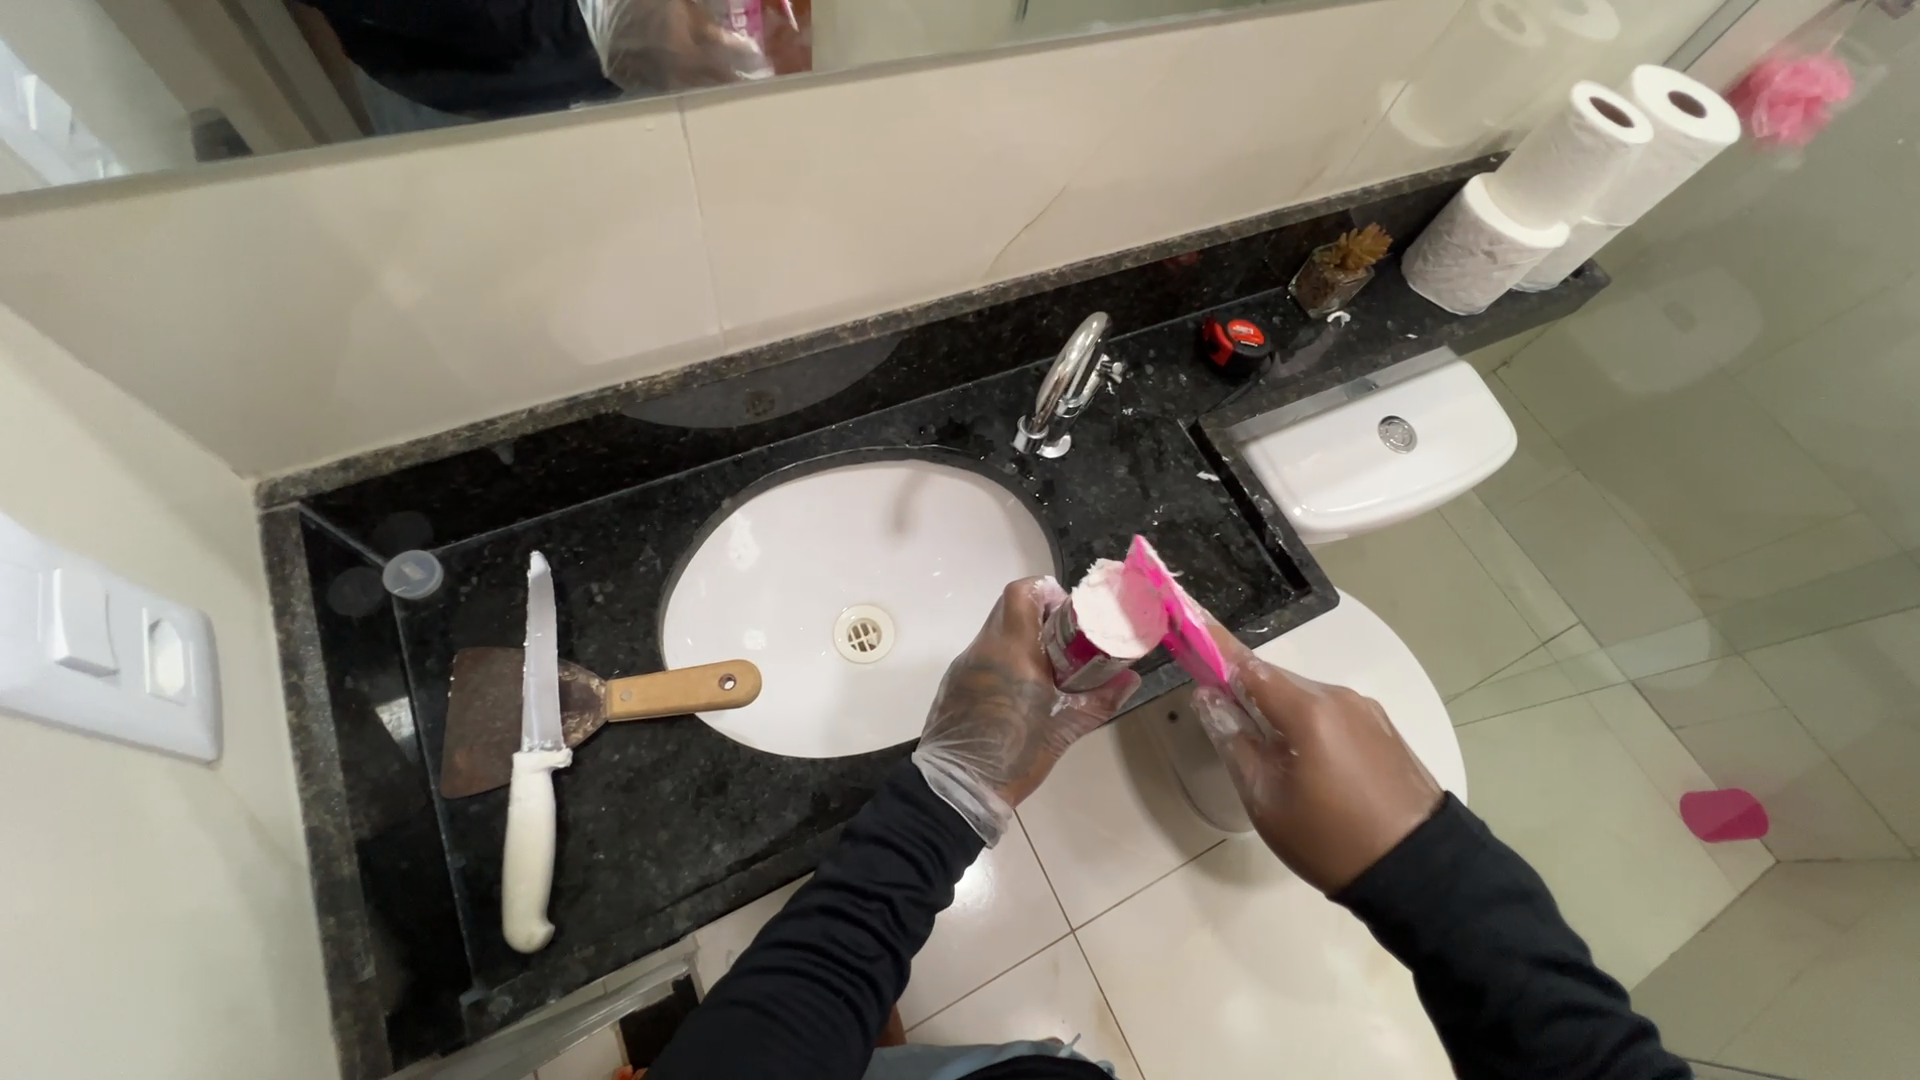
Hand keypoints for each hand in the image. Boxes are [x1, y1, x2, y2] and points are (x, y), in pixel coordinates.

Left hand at [913, 578, 1141, 844]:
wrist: (955, 789)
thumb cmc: (1012, 756)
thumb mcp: (1062, 732)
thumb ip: (1098, 701)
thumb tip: (1130, 679)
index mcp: (1012, 653)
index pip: (1023, 593)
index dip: (1047, 592)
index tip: (1069, 614)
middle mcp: (984, 649)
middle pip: (1010, 607)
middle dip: (1040, 614)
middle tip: (1066, 639)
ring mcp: (966, 664)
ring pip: (996, 630)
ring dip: (1022, 636)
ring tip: (1049, 664)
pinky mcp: (955, 681)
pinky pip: (984, 653)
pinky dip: (1006, 656)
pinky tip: (1022, 686)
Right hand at [1190, 618, 1442, 893]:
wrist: (1423, 875)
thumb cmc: (1329, 839)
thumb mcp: (1264, 797)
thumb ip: (1232, 740)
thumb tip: (1208, 697)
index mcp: (1307, 710)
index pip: (1247, 665)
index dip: (1214, 643)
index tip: (1189, 619)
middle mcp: (1337, 697)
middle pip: (1275, 680)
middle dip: (1246, 693)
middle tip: (1227, 725)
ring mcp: (1365, 710)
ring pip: (1303, 697)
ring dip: (1278, 713)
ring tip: (1274, 760)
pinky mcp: (1383, 728)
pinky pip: (1329, 713)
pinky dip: (1307, 724)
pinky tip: (1309, 762)